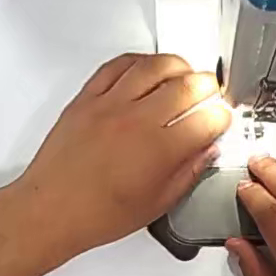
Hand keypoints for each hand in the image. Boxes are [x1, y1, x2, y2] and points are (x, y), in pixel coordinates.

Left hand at [0, 54, 231, 275]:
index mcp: (160, 151)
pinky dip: (139, 61)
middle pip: (186, 85)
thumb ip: (188, 172)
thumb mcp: (158, 203)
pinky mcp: (87, 98)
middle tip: (212, 94)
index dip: (222, 117)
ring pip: (154, 66)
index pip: (206, 120)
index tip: (222, 120)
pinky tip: (148, 68)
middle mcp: (137, 121)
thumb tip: (207, 151)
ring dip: (178, 66)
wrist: (52, 210)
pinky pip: (117, 65)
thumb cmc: (100, 214)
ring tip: (186, 74)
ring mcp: (110, 105)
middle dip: (208, 87)